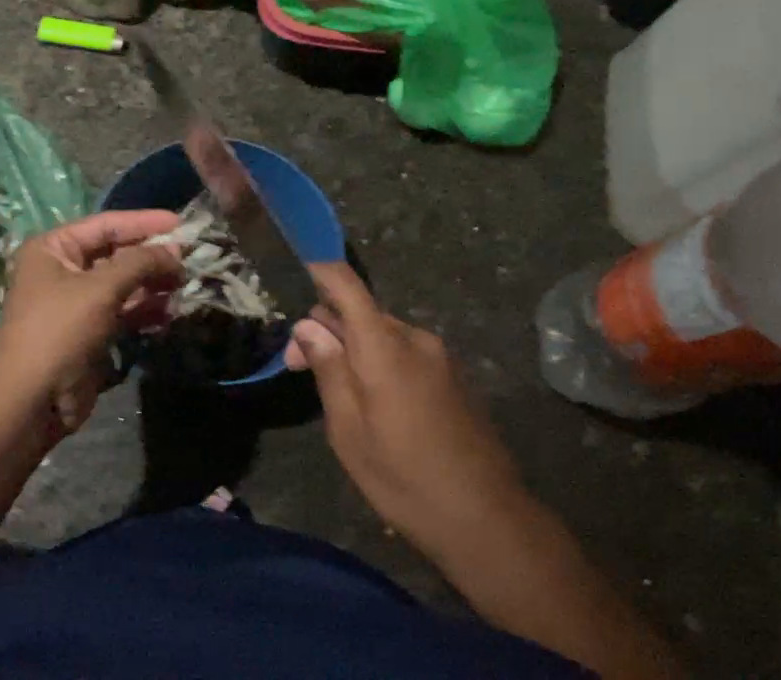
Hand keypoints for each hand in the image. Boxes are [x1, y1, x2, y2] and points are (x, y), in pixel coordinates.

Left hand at [0, 210, 182, 431]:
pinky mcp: (90, 332)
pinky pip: (123, 312)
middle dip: (152, 257)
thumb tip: (175, 250)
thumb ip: (140, 263)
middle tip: (189, 259)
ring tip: (184, 285)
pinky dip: (146, 310)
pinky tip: (170, 312)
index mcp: (53, 249)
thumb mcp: (100, 289)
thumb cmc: (60, 331)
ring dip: (153, 285)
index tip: (180, 222)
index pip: (105, 225)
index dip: (144, 223)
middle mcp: (63, 270)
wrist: (32, 399)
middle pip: (116, 254)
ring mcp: (77, 303)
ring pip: (123, 285)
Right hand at [284, 263, 525, 557]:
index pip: (345, 285)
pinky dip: (380, 363)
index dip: (318, 269)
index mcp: (385, 346)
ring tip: (337, 395)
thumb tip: (309, 326)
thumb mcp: (348, 429)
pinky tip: (374, 404)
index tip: (292, 262)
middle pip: (359, 313)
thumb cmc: (404, 477)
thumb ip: (328, 369)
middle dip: (326, 330)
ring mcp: (440, 357)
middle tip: (297, 368)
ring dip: (353, 349)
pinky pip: (404, 353)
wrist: (488, 519)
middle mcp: (415, 338)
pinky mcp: (454, 377)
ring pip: (381, 334)